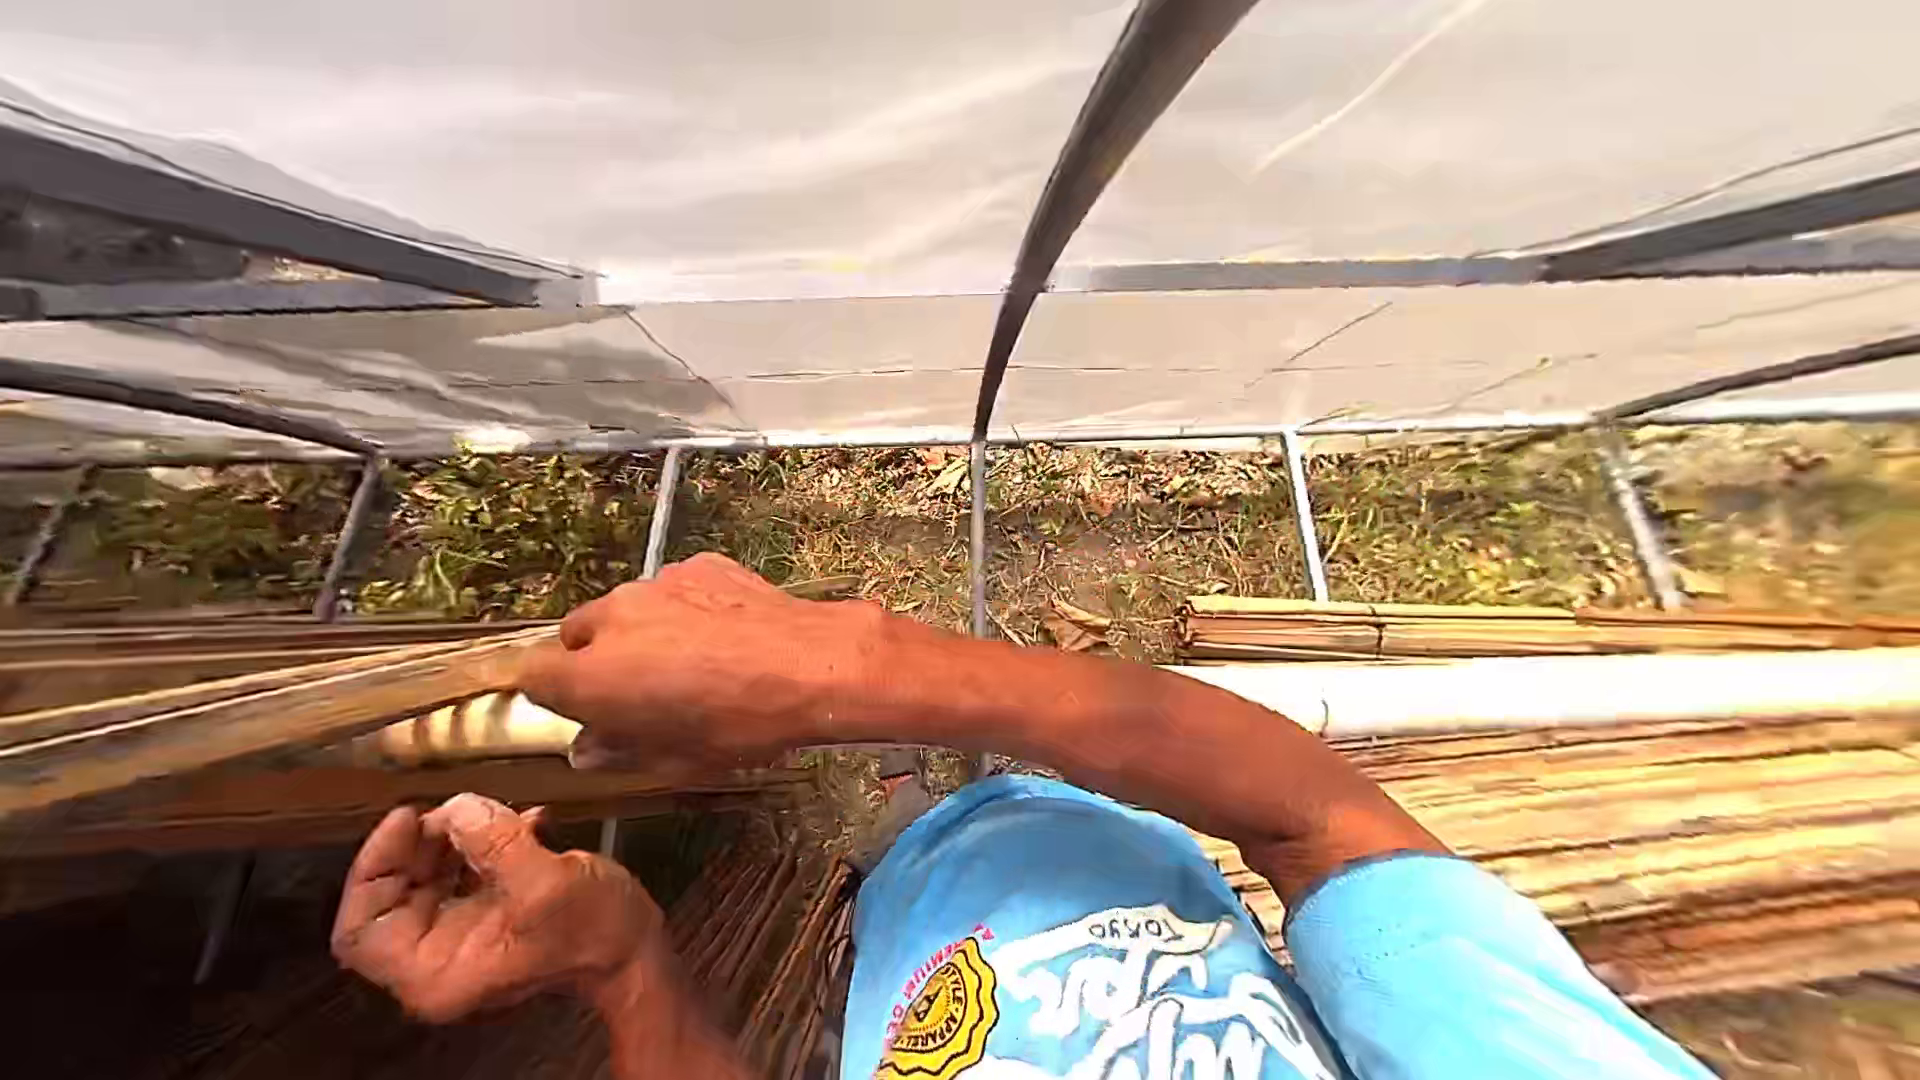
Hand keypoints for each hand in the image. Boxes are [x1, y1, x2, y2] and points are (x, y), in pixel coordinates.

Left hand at [332, 792, 662, 1020]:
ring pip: (436, 878)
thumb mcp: (547, 883)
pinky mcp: (498, 912)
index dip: (375, 870)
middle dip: (426, 845)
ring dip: (461, 838)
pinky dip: (491, 842)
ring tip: (494, 809)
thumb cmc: (594, 928)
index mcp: (435, 970)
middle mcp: (441, 956)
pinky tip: (525, 822)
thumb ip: (500, 844)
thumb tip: (461, 806)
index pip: (364, 928)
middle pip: (399, 897)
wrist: (634, 947)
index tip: (406, 818)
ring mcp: (470, 934)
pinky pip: (473, 872)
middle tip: (459, 807)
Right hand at [518, 553, 890, 769]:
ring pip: (629, 607)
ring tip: (695, 655)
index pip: (533, 675)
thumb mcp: (676, 759)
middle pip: (580, 634)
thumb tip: (589, 746)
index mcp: (590, 673)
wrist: (812, 664)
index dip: (558, 693)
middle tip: (644, 685)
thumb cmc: (741, 723)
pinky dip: (687, 606)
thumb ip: (619, 750)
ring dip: (644, 629)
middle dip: (598, 659)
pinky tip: (726, 629)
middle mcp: (615, 617)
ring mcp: (661, 583)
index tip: (588, 708)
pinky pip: (676, 589)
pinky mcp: (702, 564)